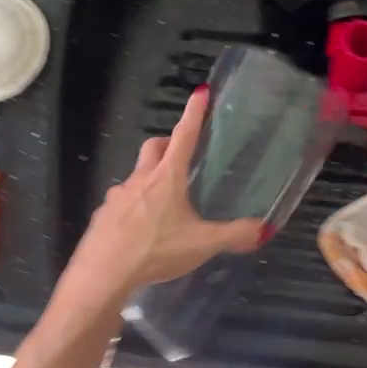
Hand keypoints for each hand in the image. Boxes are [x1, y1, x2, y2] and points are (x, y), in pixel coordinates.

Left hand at [60, 87, 264, 305]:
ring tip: (164, 202)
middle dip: (167, 144)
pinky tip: (141, 229)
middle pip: (153, 148)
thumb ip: (233, 235)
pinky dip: (134, 206)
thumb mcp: (202, 244)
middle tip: (180, 154)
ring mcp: (117, 197)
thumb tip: (264, 229)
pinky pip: (121, 203)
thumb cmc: (155, 250)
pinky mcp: (103, 217)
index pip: (184, 136)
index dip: (194, 113)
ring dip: (149, 179)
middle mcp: (140, 179)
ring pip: (136, 177)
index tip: (201, 93)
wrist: (102, 274)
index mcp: (166, 177)